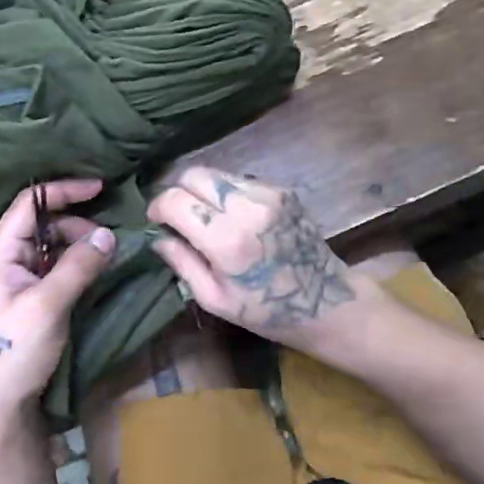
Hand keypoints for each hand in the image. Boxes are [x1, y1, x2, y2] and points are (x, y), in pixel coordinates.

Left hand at [0, 179, 117, 421]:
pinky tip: (94, 275)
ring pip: (50, 249)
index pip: (29, 204)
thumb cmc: (13, 352)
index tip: (100, 188)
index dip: (64, 191)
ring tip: (105, 260)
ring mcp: (15, 283)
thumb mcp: (47, 306)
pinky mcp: (27, 303)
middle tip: (107, 243)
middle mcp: (4, 261)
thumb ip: (77, 266)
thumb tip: (108, 234)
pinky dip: (75, 267)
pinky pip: (53, 271)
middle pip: (43, 225)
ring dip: (78, 247)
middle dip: (77, 225)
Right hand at [147, 167, 362, 353]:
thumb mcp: (213, 299)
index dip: (157, 208)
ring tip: (203, 216)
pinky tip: (230, 216)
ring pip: (215, 172)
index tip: (156, 222)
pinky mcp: (282, 190)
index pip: (175, 200)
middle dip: (177, 192)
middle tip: (176, 216)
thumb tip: (157, 236)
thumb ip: (181, 262)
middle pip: (193, 174)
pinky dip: (224, 192)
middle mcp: (247, 208)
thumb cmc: (266, 311)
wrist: (327, 303)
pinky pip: (238, 179)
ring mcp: (268, 194)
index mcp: (226, 240)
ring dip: (201, 190)